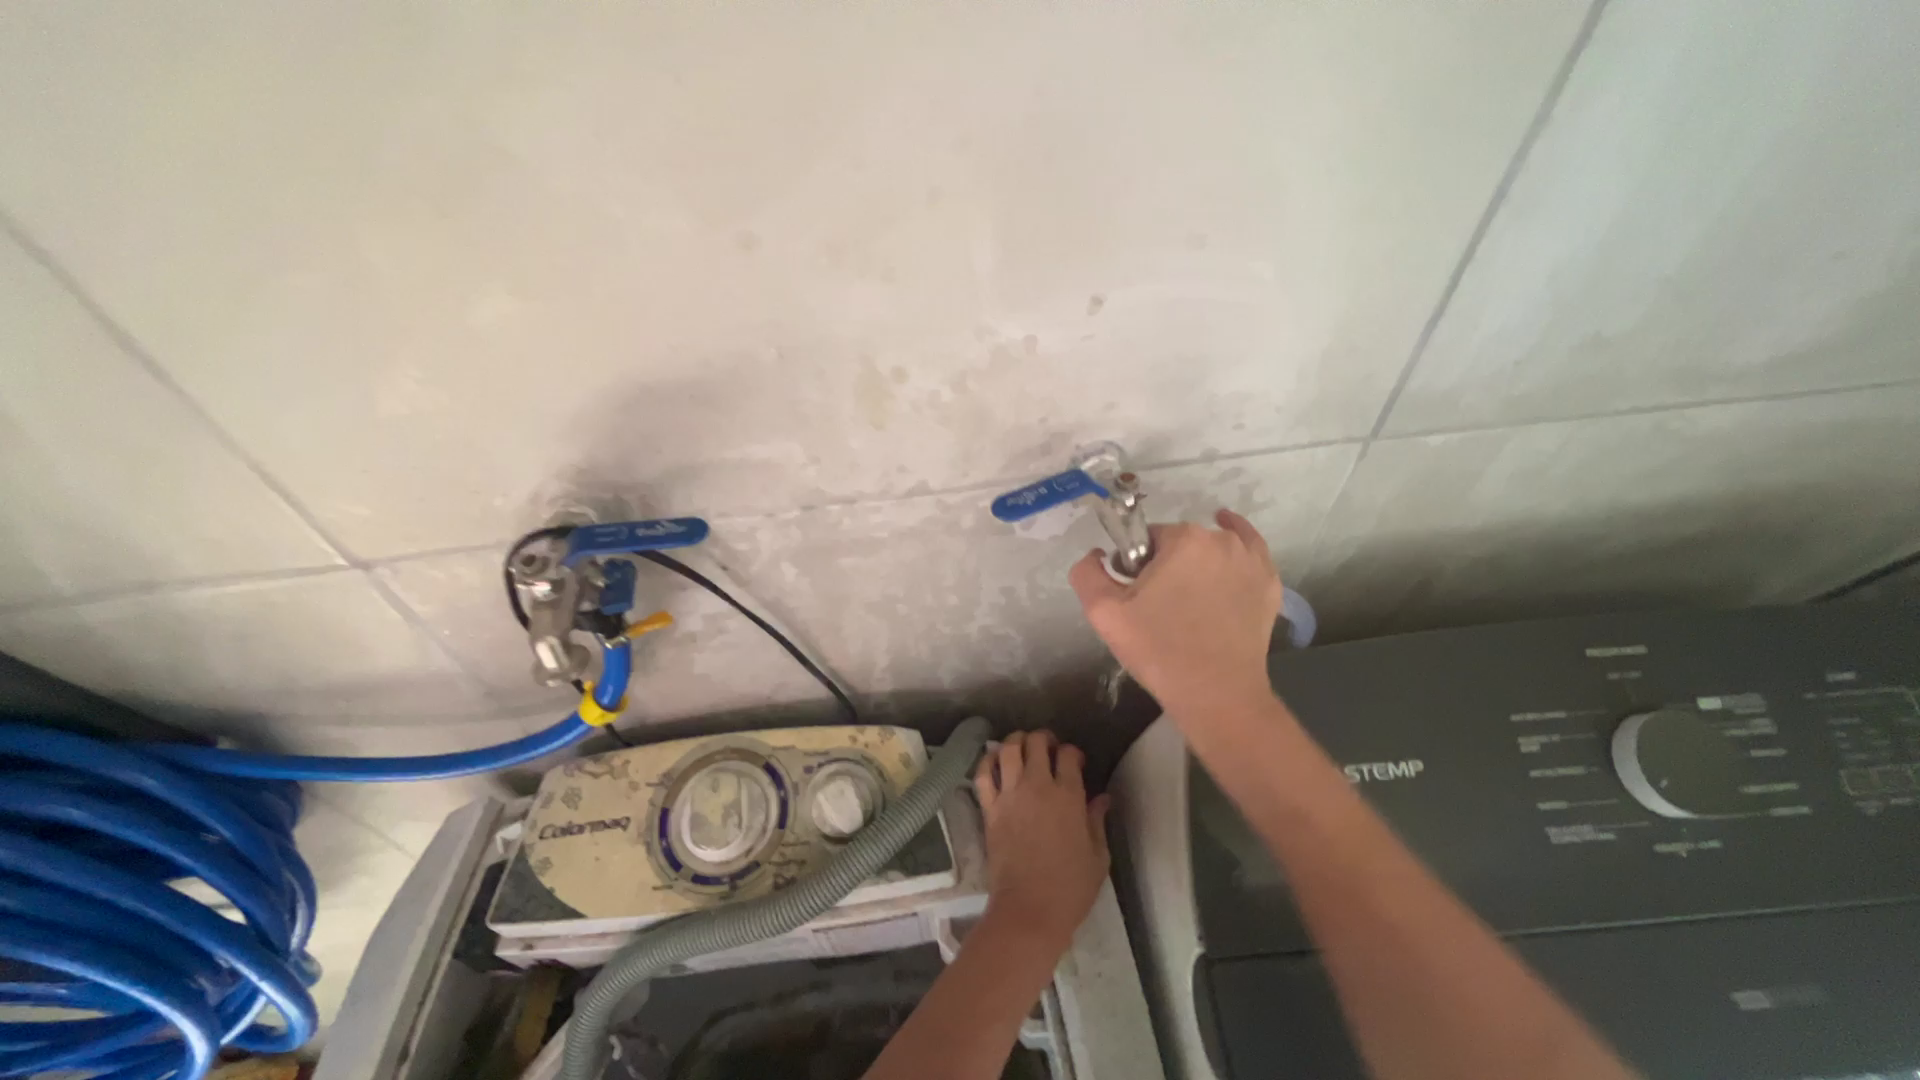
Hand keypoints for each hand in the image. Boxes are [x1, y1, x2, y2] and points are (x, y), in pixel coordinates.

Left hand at [973, 730, 1110, 948]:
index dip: (1073, 752)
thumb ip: (1097, 821)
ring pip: (1007, 749)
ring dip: (1016, 741)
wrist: (1029, 910)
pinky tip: (994, 761)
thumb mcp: (1098, 856)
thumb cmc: (1071, 887)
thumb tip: (1102, 798)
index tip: (1076, 763)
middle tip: (1048, 748)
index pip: (1069, 755)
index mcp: (1069, 796)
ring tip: (1022, 746)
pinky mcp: (989, 810)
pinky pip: (983, 775)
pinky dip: (987, 761)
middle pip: (1036, 743)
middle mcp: (1037, 787)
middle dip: (1044, 739)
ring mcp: (1010, 796)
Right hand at [1069, 508, 1283, 718]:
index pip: (1148, 540)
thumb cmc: (1158, 650)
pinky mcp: (1270, 584)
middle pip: (1181, 543)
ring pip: (1213, 549)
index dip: (1138, 566)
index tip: (1139, 598)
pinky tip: (1225, 559)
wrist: (1216, 695)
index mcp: (1182, 539)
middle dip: (1168, 567)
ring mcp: (1252, 561)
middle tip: (1162, 609)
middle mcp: (1222, 540)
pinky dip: (1236, 553)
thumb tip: (1098, 555)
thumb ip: (1087, 573)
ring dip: (1199, 565)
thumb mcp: (1103, 613)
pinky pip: (1250, 555)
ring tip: (1191, 603)